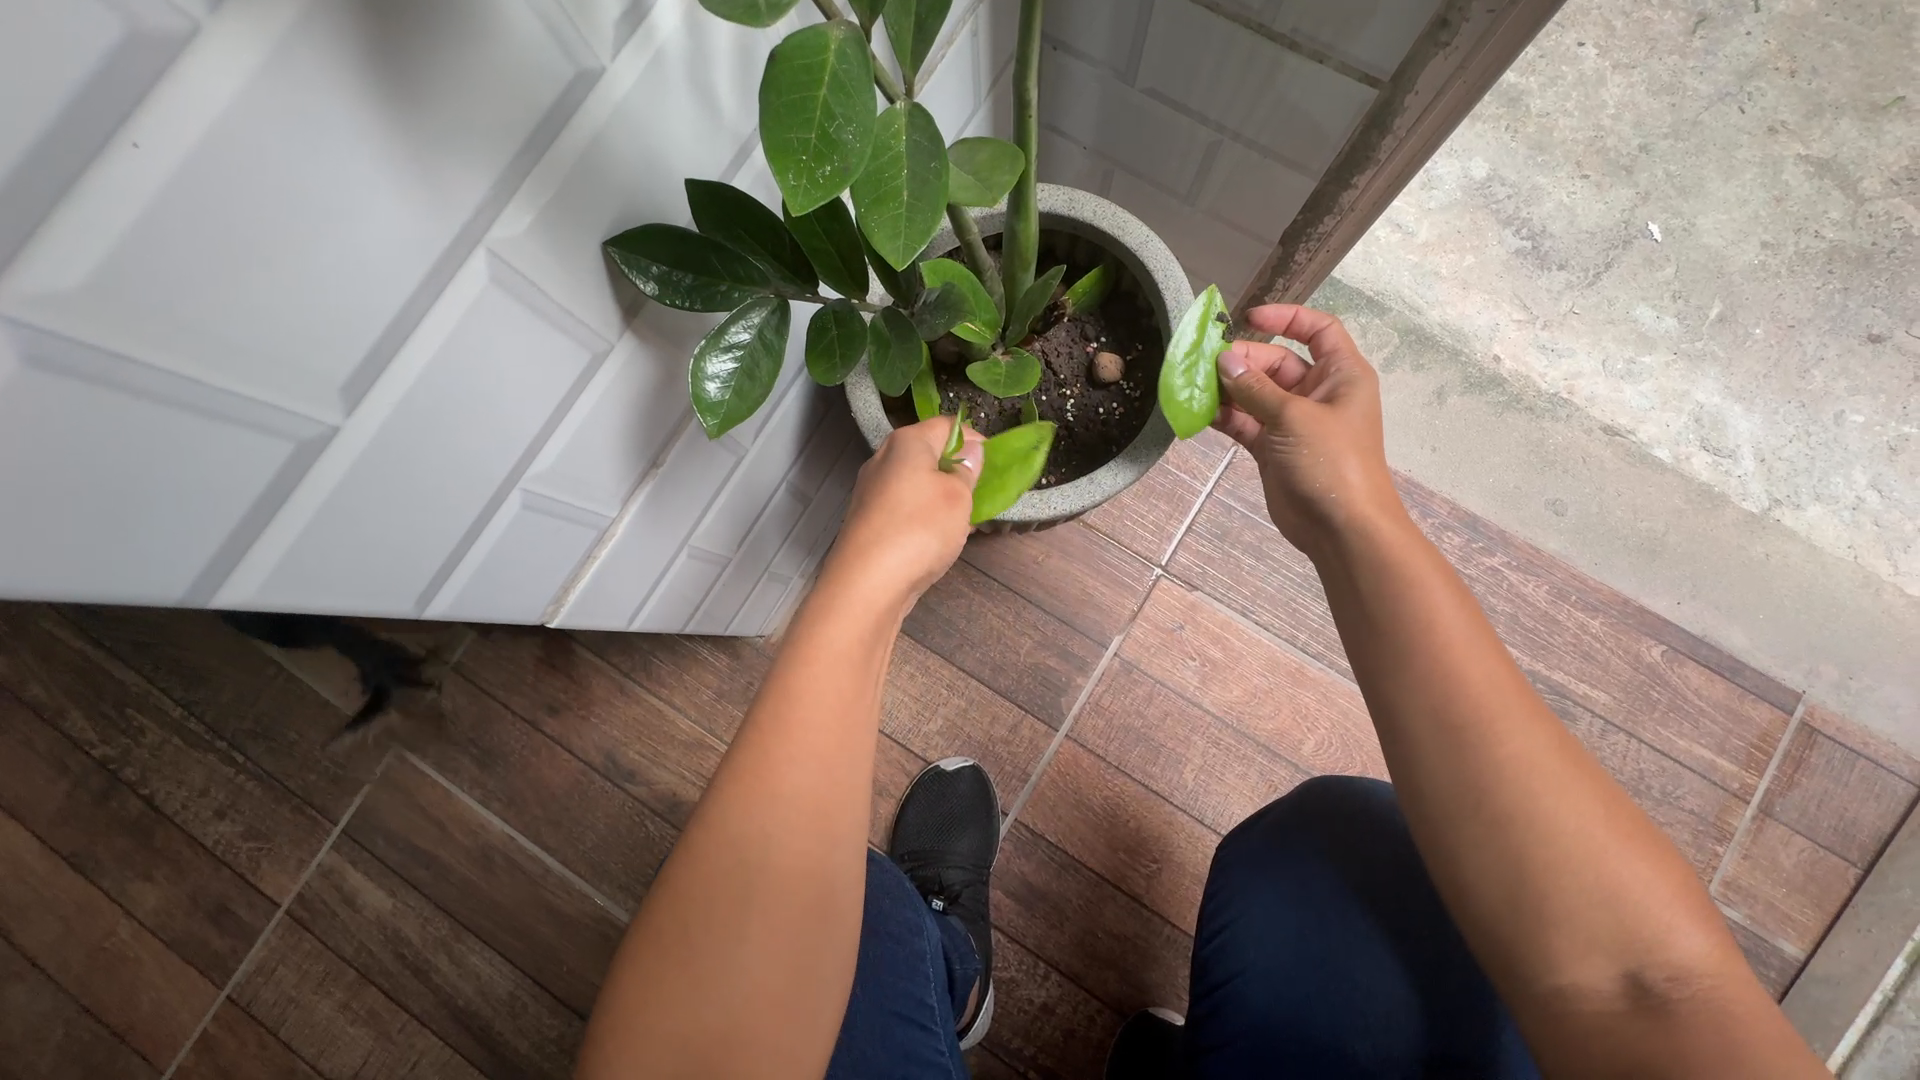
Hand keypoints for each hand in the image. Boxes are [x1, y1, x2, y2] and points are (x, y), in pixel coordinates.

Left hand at [823, 415, 984, 608]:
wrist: (867, 582)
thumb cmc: (920, 529)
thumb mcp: (958, 496)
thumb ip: (967, 470)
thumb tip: (970, 450)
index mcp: (907, 442)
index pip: (948, 426)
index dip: (975, 441)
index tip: (995, 465)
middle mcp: (884, 459)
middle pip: (929, 455)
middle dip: (958, 472)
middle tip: (982, 495)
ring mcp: (872, 491)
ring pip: (917, 485)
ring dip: (943, 498)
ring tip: (965, 522)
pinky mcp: (869, 520)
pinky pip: (905, 509)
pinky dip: (924, 518)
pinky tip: (939, 539)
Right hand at [1212, 305, 1403, 561]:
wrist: (1340, 526)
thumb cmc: (1330, 462)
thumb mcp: (1293, 417)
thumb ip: (1255, 388)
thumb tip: (1223, 360)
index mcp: (1340, 375)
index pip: (1317, 330)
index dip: (1287, 317)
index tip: (1249, 317)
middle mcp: (1317, 393)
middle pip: (1277, 362)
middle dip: (1244, 361)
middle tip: (1208, 366)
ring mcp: (1292, 422)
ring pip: (1256, 394)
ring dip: (1228, 389)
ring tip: (1196, 387)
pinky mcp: (1272, 448)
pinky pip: (1245, 422)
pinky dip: (1225, 417)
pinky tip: (1200, 412)